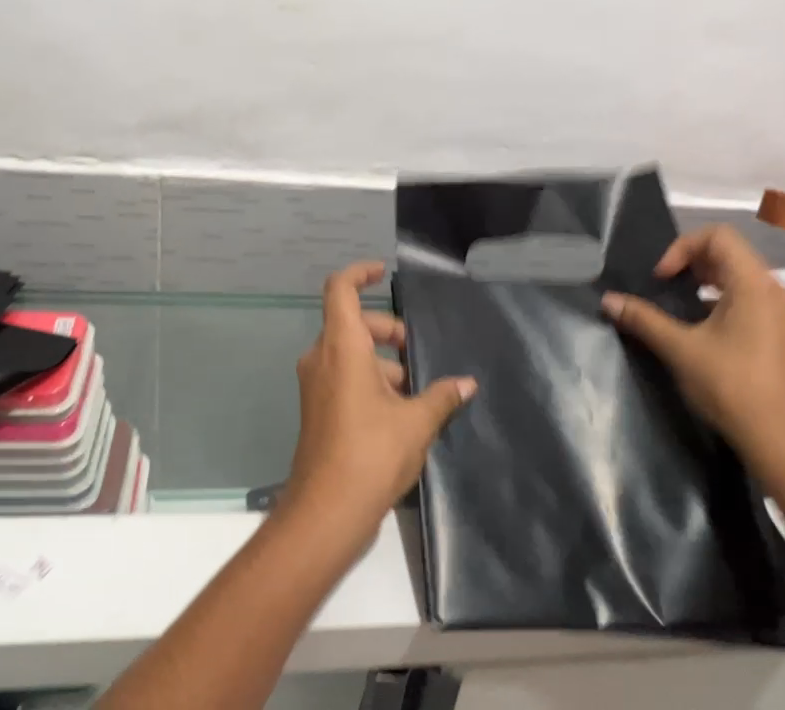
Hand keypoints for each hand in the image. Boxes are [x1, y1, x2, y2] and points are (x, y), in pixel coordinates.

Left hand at [280, 261, 476, 539]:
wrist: (326, 511)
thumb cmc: (371, 453)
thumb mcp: (416, 422)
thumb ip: (442, 396)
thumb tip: (467, 383)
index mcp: (341, 348)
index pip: (340, 290)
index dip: (360, 274)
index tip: (383, 273)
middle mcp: (322, 360)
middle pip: (352, 323)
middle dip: (387, 331)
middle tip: (419, 352)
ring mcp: (317, 386)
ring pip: (350, 354)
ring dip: (383, 362)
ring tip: (420, 389)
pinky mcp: (319, 411)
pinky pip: (345, 379)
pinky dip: (371, 382)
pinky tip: (403, 411)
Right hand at [602, 225, 784, 472]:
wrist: (782, 441)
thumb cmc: (732, 387)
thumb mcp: (681, 350)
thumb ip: (644, 319)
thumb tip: (608, 300)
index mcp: (756, 284)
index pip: (718, 236)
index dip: (682, 248)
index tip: (662, 279)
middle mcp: (777, 290)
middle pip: (731, 254)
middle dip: (693, 264)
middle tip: (666, 288)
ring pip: (743, 278)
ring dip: (708, 284)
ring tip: (681, 307)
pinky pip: (753, 300)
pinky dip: (725, 302)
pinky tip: (705, 331)